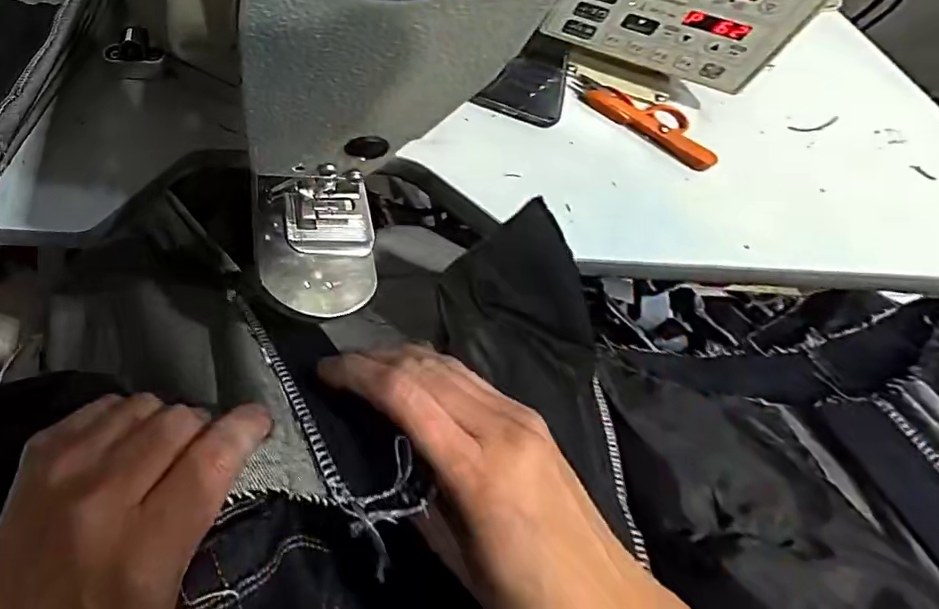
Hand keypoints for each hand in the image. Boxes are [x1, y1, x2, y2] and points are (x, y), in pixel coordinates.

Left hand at [0, 394, 272, 608]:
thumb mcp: (161, 600)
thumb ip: (197, 531)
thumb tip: (226, 465)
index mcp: (140, 553)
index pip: (208, 464)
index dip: (242, 431)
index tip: (259, 419)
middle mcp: (102, 499)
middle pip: (178, 422)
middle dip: (203, 427)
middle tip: (205, 447)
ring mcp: (65, 467)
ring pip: (142, 403)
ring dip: (163, 420)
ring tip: (162, 447)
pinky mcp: (39, 450)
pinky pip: (102, 403)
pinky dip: (123, 416)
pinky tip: (122, 443)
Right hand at [321, 346, 684, 608]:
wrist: (614, 602)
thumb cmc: (529, 597)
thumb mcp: (459, 562)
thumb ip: (416, 502)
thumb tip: (382, 460)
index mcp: (478, 471)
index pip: (405, 394)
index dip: (358, 374)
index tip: (325, 372)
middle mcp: (500, 427)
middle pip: (422, 367)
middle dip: (372, 357)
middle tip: (338, 367)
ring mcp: (520, 415)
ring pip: (446, 362)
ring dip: (400, 355)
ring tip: (367, 365)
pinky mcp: (530, 415)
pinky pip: (469, 376)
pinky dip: (431, 367)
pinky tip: (414, 376)